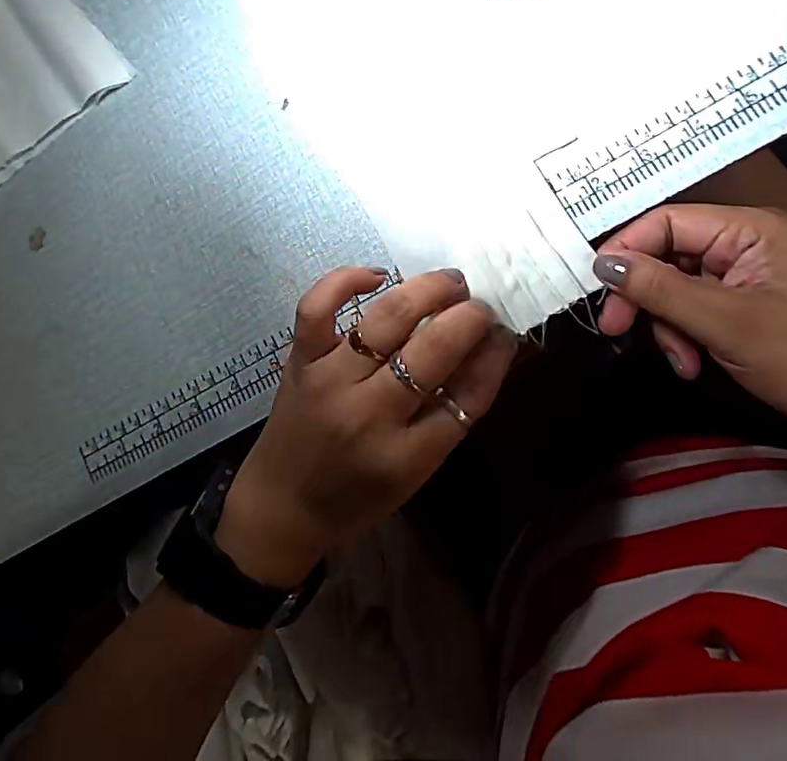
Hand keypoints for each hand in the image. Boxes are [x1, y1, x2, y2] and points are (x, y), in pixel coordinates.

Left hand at [217, 267, 517, 586]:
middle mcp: (369, 415)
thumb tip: (492, 345)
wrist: (282, 509)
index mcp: (408, 455)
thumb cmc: (360, 493)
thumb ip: (457, 408)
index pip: (469, 393)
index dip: (495, 355)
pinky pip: (318, 308)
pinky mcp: (300, 361)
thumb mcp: (419, 468)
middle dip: (470, 317)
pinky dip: (346, 280)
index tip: (504, 333)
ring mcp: (330, 382)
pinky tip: (378, 276)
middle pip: (433, 350)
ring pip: (387, 318)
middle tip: (482, 307)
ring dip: (429, 290)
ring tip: (452, 283)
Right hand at [594, 205, 786, 493]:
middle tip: (621, 332)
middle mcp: (748, 242)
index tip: (600, 290)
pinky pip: (703, 308)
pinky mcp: (753, 303)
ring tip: (684, 363)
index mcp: (749, 229)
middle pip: (672, 255)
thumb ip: (663, 290)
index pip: (669, 222)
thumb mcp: (728, 325)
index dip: (628, 250)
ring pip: (683, 287)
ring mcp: (751, 274)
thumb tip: (604, 263)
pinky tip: (697, 365)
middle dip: (649, 296)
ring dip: (671, 324)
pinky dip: (691, 335)